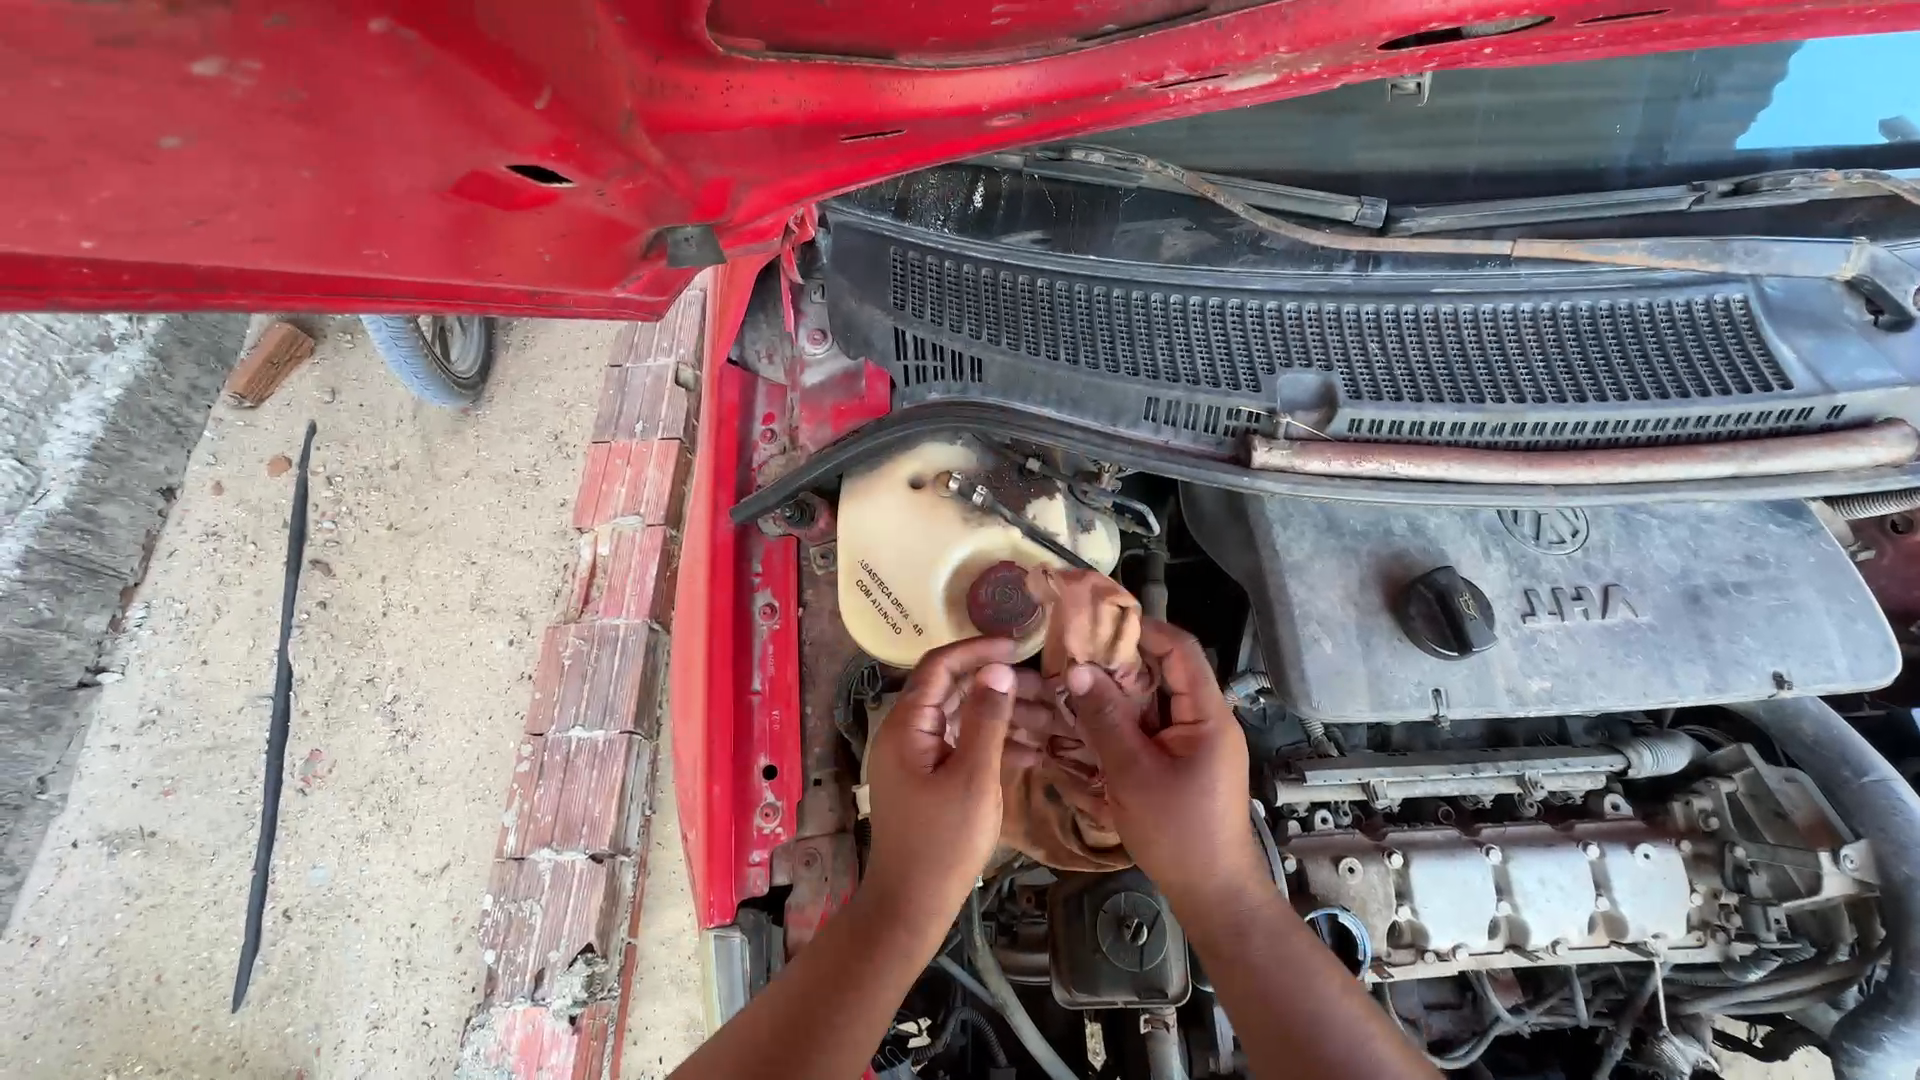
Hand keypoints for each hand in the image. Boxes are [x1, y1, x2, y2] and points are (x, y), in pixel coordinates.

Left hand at [864, 637, 1028, 923]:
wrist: (911, 905)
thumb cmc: (943, 842)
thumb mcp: (974, 777)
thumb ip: (987, 720)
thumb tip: (998, 669)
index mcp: (908, 725)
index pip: (940, 666)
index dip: (977, 650)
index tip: (1017, 646)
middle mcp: (907, 733)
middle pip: (954, 691)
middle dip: (999, 686)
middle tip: (1044, 689)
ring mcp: (917, 757)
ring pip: (963, 719)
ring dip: (1003, 717)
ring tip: (1049, 720)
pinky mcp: (929, 778)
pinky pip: (962, 747)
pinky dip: (993, 745)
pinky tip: (1033, 753)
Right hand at [1064, 619, 1268, 918]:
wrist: (1213, 893)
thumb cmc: (1178, 833)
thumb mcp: (1133, 773)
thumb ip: (1105, 719)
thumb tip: (1078, 670)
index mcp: (1207, 715)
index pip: (1180, 650)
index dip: (1143, 628)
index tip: (1098, 621)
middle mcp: (1205, 720)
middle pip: (1164, 672)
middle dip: (1120, 659)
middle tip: (1074, 652)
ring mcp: (1194, 742)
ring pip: (1153, 700)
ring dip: (1117, 691)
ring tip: (1074, 681)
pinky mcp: (1182, 762)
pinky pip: (1150, 727)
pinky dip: (1122, 719)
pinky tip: (1089, 720)